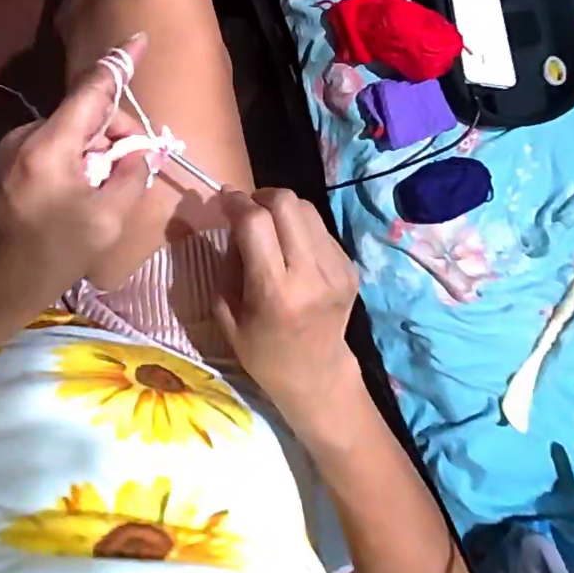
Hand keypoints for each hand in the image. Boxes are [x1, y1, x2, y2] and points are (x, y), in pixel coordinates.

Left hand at [0, 32, 152, 296]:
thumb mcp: (104, 221)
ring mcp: (12, 149)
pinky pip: (53, 148)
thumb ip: (129, 177)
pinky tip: (82, 194)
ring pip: (70, 132)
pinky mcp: (8, 165)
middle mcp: (27, 136)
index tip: (141, 37)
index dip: (120, 63)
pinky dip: (76, 160)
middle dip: (115, 133)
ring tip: (106, 191)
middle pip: (85, 113)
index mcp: (50, 145)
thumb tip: (138, 154)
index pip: (92, 89)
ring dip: (96, 150)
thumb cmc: (48, 258)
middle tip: (133, 169)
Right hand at [214, 188, 364, 424]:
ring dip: (281, 209)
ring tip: (269, 227)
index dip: (236, 202)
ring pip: (305, 208)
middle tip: (248, 210)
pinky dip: (299, 227)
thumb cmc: (262, 350)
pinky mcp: (349, 267)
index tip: (224, 198)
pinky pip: (319, 227)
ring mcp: (336, 269)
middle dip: (261, 197)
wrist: (316, 375)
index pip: (256, 222)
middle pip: (286, 203)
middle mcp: (310, 274)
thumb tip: (233, 218)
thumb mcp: (226, 312)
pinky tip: (291, 248)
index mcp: (275, 290)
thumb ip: (228, 262)